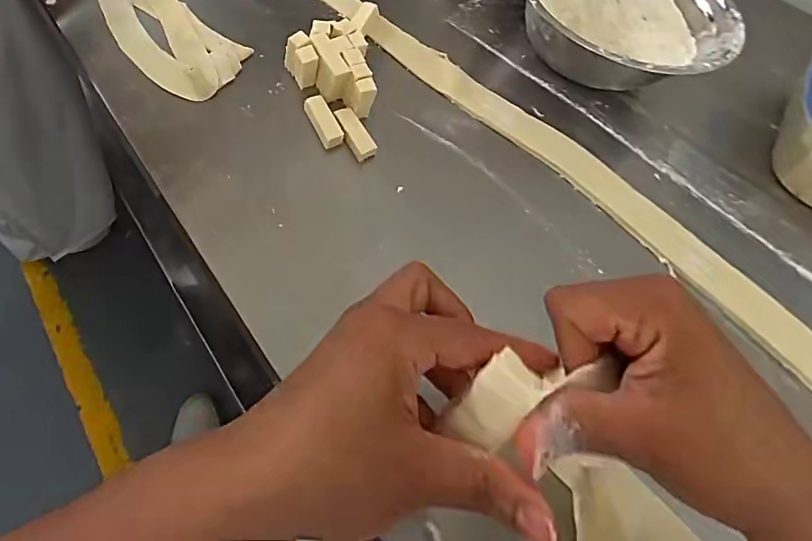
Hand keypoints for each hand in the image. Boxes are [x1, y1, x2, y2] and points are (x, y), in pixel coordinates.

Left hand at [209, 264, 562, 540]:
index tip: (554, 378)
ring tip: (464, 418)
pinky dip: (415, 374)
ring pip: (406, 321)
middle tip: (487, 386)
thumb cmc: (338, 464)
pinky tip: (428, 432)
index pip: (470, 335)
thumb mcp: (420, 475)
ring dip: (439, 356)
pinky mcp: (338, 364)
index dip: (516, 356)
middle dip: (464, 330)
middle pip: (426, 294)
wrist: (257, 478)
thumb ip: (488, 486)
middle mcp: (371, 322)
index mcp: (393, 334)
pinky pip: (388, 348)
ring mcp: (350, 341)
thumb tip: (547, 522)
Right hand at [538, 276, 811, 540]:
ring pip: (587, 330)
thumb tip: (514, 437)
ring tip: (640, 411)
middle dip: (585, 366)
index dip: (574, 357)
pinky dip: (613, 376)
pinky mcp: (668, 333)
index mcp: (650, 298)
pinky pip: (609, 340)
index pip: (567, 308)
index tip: (612, 397)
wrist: (794, 501)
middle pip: (575, 315)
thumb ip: (568, 421)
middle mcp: (653, 290)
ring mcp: (663, 311)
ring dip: (598, 375)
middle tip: (627, 409)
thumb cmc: (726, 458)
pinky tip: (646, 406)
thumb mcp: (638, 437)